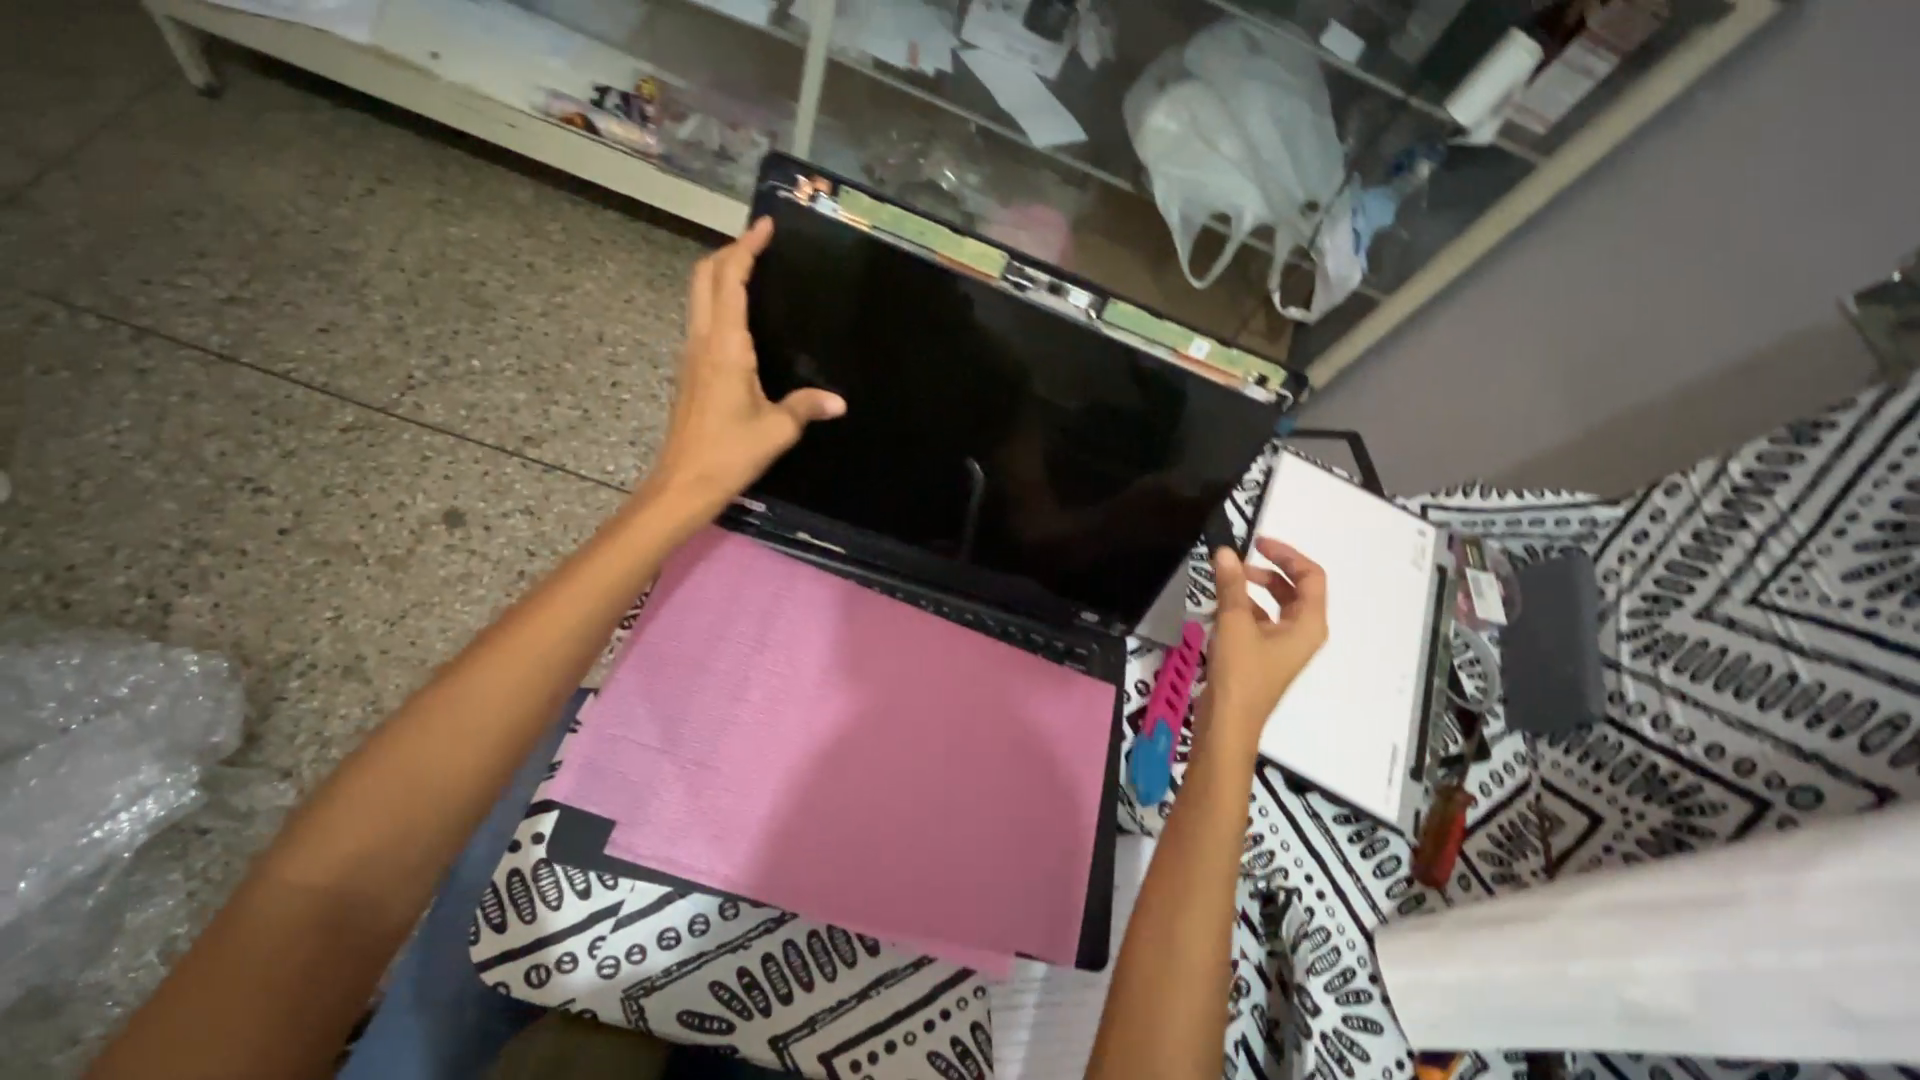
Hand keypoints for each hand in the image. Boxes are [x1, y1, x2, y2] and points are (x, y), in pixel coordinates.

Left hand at [643, 217, 845, 515]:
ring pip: (698, 295)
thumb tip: (839, 401)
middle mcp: (703, 340)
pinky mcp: (689, 370)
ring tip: (751, 269)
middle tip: (758, 242)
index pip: (731, 280)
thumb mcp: (777, 430)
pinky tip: (740, 316)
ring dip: (719, 273)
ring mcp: (690, 354)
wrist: (683, 482)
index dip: (746, 248)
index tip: (765, 226)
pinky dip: (718, 299)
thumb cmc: (730, 453)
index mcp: (726, 345)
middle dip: (728, 251)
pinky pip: (701, 318)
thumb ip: (807, 408)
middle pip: (704, 276)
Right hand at [1199, 538, 1328, 755]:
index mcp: (1309, 624)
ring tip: (1223, 583)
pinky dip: (1244, 609)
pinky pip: (1260, 622)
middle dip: (1268, 571)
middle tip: (1236, 561)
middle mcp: (1303, 633)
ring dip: (1252, 590)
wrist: (1228, 723)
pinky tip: (1219, 608)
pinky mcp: (1264, 658)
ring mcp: (1284, 647)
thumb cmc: (1240, 673)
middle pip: (1294, 590)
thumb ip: (1231, 585)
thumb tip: (1225, 552)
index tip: (1257, 543)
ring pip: (1275, 606)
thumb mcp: (1234, 623)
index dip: (1286, 554)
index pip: (1310, 576)